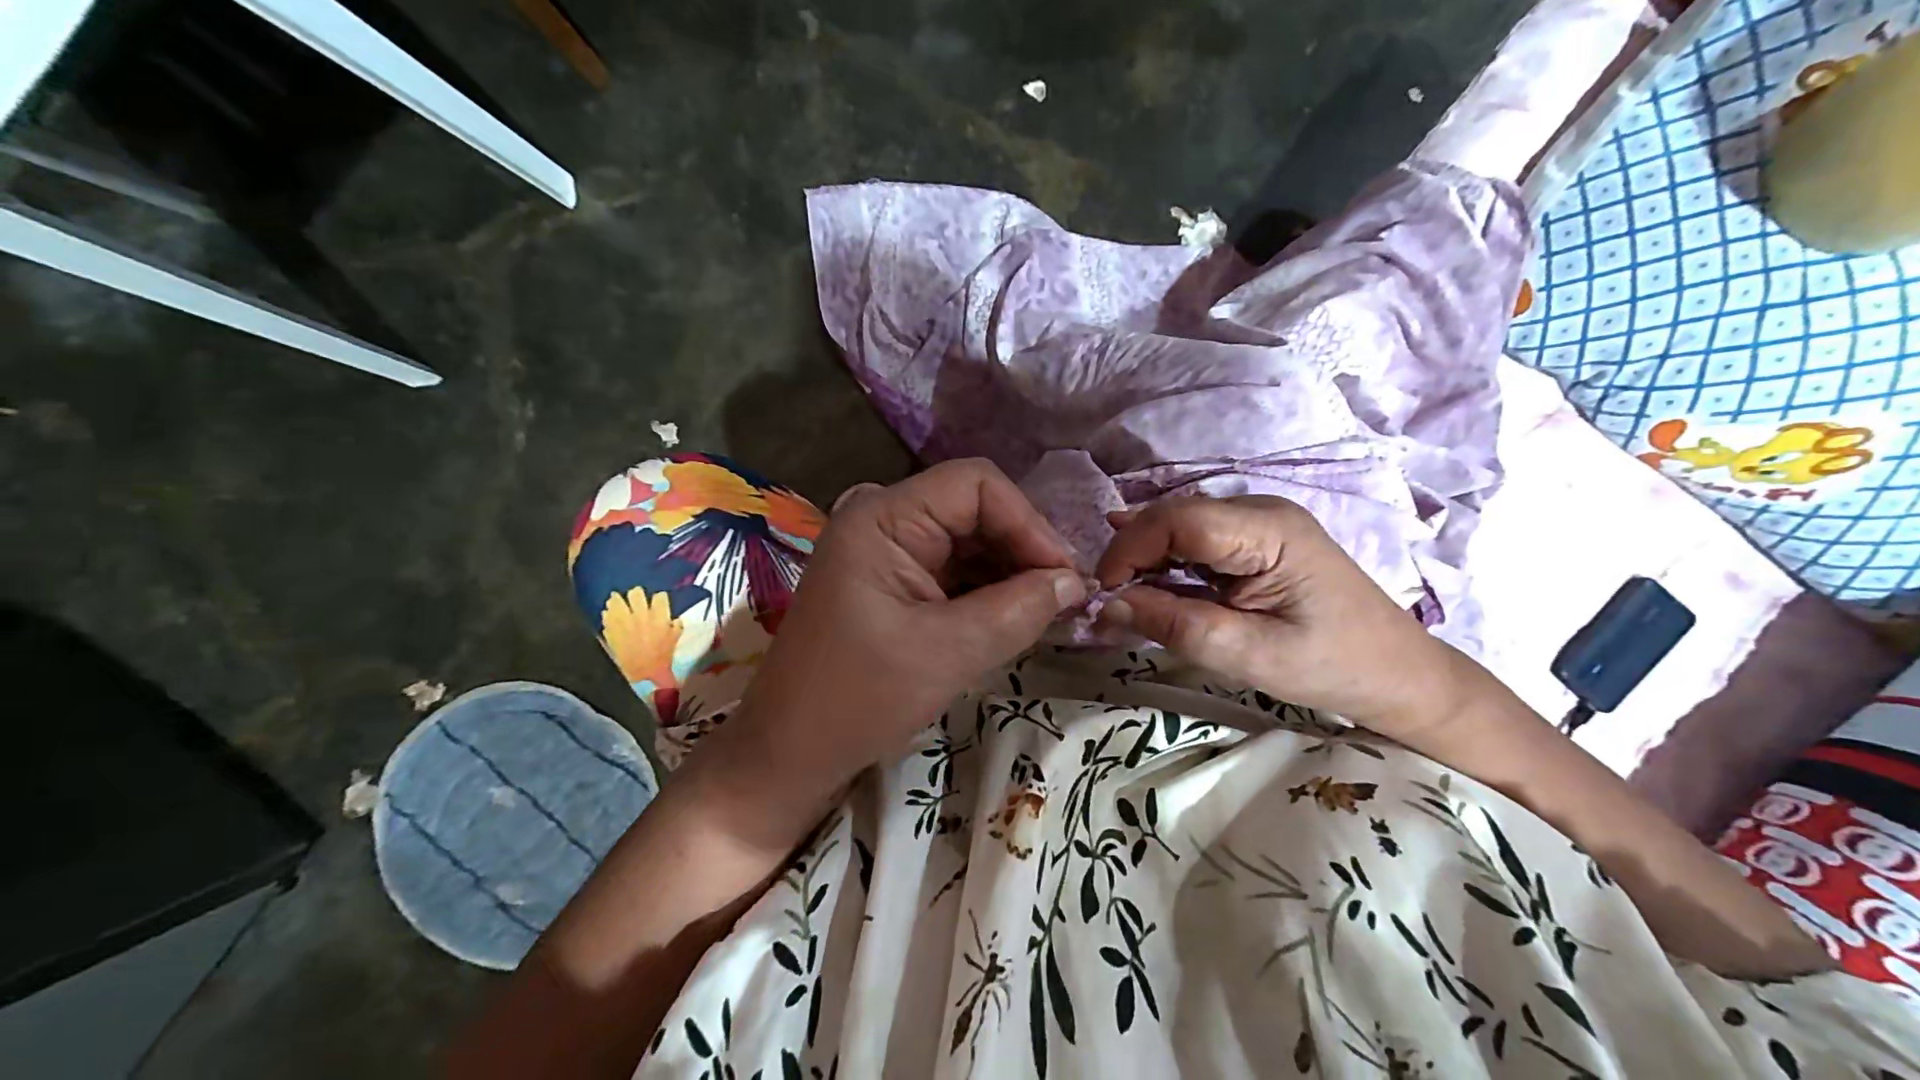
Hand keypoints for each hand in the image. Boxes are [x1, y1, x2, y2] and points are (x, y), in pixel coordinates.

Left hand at [709, 459, 1087, 810]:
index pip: (976, 485)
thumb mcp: (948, 653)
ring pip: (968, 541)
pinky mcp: (891, 582)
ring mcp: (884, 551)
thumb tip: (1075, 581)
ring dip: (1010, 573)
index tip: (1065, 577)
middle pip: (974, 510)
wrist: (790, 753)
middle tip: (1065, 600)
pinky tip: (1015, 619)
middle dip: (1023, 550)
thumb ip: (1019, 610)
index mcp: (881, 517)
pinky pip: (952, 570)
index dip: (1028, 522)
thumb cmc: (858, 699)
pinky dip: (987, 591)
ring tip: (1047, 614)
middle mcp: (882, 519)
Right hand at [1094, 495, 1470, 734]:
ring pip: (1179, 527)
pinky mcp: (1257, 542)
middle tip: (1105, 598)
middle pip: (1174, 517)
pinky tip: (1145, 580)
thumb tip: (1106, 605)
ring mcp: (1260, 523)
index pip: (1177, 519)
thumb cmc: (1332, 665)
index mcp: (1268, 530)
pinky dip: (1165, 562)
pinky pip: (1196, 541)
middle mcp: (1260, 512)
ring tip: (1119, 593)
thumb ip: (1175, 625)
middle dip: (1131, 553)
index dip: (1129, 549)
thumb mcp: (1248, 654)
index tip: (1102, 593)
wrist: (1398, 675)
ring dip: (1145, 558)